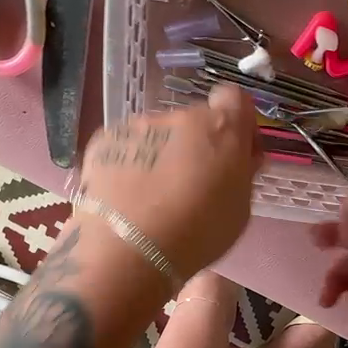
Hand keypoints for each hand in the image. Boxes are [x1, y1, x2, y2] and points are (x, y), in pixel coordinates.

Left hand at [77, 84, 259, 274]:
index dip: (238, 123)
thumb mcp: (241, 210)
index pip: (236, 99)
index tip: (237, 153)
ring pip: (160, 135)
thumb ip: (242, 174)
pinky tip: (131, 197)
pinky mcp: (105, 139)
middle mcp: (181, 116)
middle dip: (198, 146)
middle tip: (194, 186)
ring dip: (164, 155)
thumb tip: (241, 158)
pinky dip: (132, 164)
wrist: (130, 249)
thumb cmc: (198, 234)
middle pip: (196, 122)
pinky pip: (128, 147)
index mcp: (221, 129)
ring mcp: (139, 125)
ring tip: (156, 197)